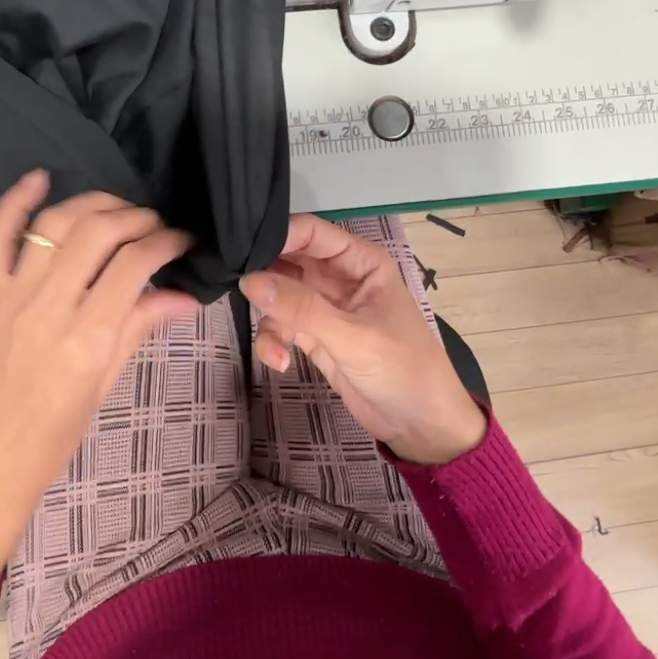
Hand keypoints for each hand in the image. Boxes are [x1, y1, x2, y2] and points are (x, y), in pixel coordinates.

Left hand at [0, 171, 197, 601]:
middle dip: (137, 217)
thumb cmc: (53, 436)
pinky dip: (14, 201)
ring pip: (55, 225)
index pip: (135, 265)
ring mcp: (11, 297)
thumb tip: (186, 295)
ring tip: (119, 209)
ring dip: (93, 204)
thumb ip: (140, 328)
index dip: (167, 242)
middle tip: (157, 226)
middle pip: (98, 232)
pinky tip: (40, 178)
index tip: (185, 241)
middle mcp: (48, 308)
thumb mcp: (105, 385)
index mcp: (86, 338)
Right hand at [240, 215, 486, 465]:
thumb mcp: (353, 337)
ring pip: (279, 295)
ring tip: (272, 347)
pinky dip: (273, 341)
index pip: (311, 233)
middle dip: (263, 277)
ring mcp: (325, 307)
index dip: (278, 237)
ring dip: (268, 318)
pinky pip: (281, 326)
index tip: (243, 255)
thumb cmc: (402, 368)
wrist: (421, 425)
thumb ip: (301, 308)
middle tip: (237, 292)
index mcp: (361, 261)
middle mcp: (340, 276)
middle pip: (288, 260)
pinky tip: (279, 362)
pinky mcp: (314, 336)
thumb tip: (249, 281)